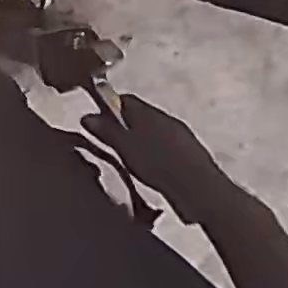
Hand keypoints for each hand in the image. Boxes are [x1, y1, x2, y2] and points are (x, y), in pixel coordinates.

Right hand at [81, 95, 253, 226]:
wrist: (200, 189)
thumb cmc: (158, 164)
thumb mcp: (124, 148)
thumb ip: (106, 131)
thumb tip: (87, 116)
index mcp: (148, 113)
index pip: (124, 98)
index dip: (108, 105)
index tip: (98, 118)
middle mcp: (166, 118)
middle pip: (139, 113)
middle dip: (124, 123)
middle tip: (111, 139)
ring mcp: (181, 135)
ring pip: (154, 129)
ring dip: (141, 137)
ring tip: (130, 155)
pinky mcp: (191, 152)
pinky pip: (167, 144)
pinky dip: (156, 150)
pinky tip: (152, 166)